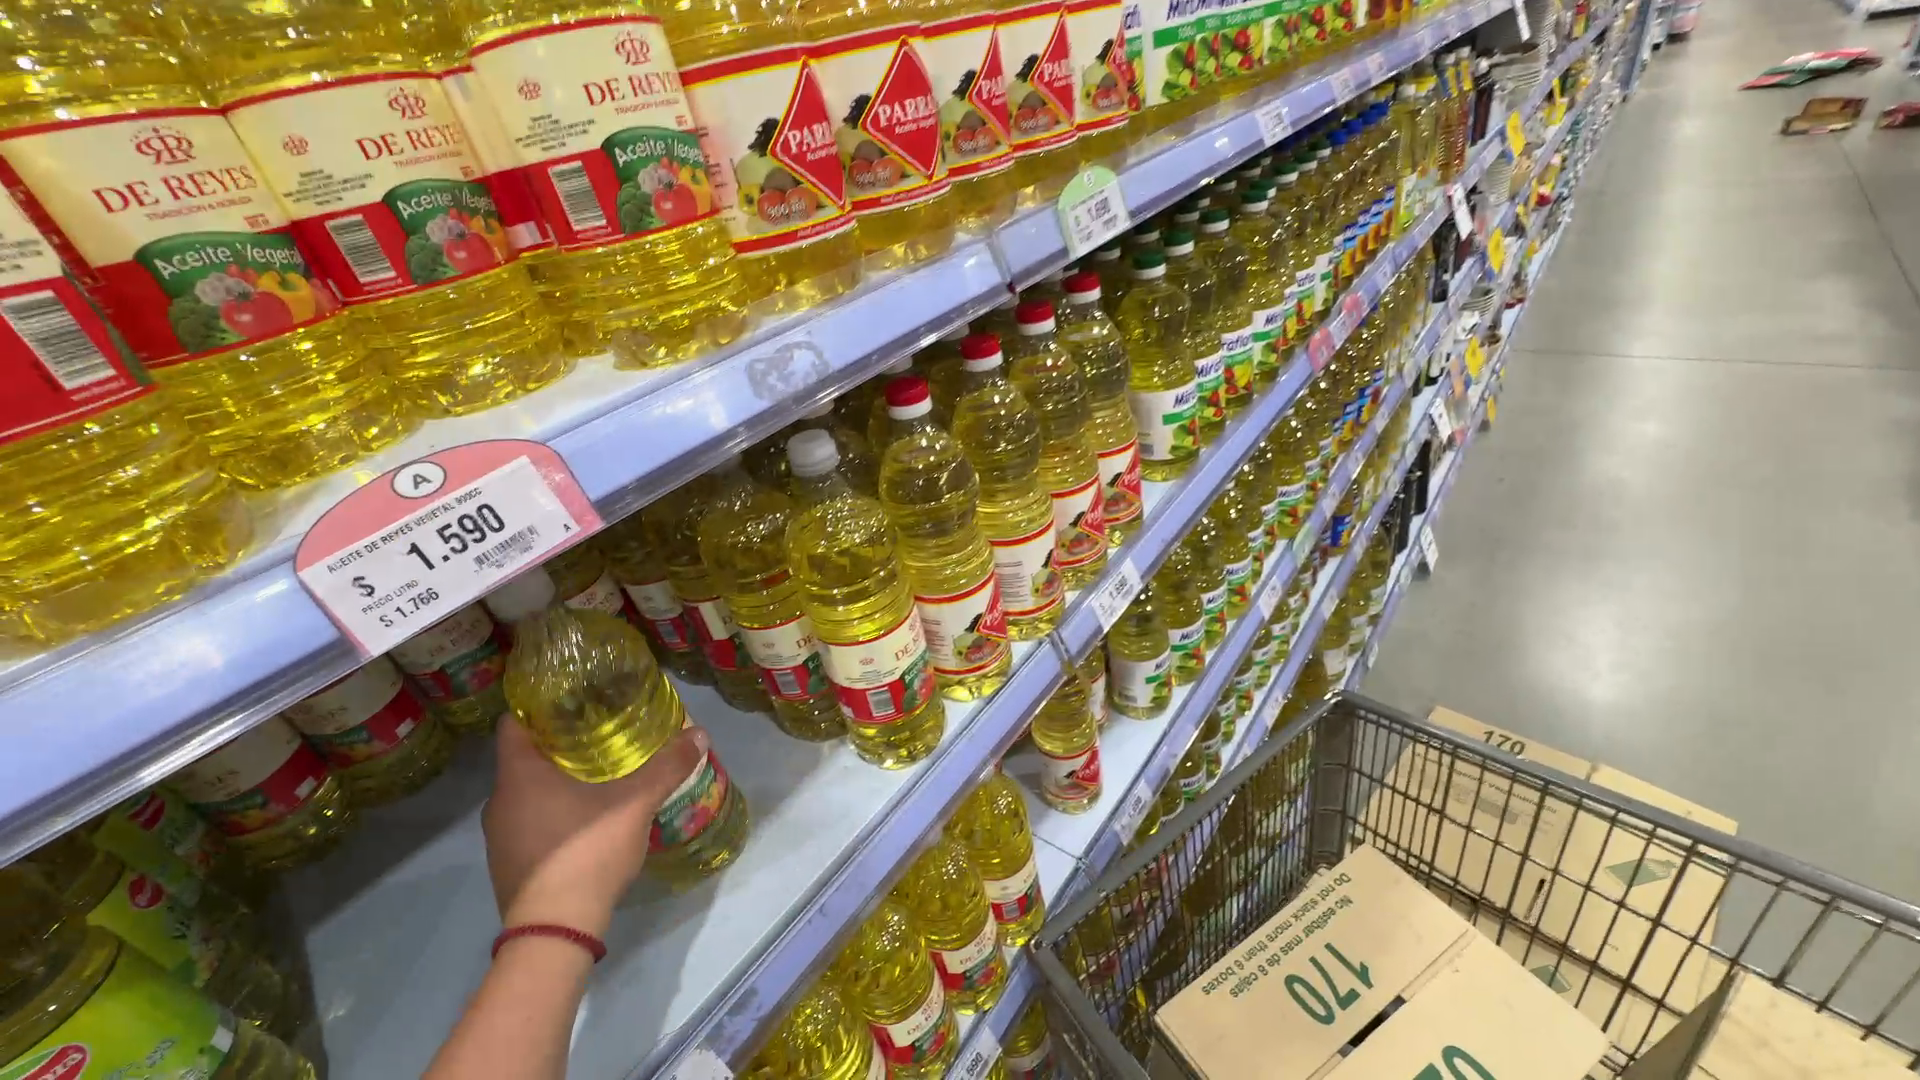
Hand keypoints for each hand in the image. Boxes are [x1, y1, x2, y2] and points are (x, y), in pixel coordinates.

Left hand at [482, 720, 708, 936]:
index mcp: (519, 775)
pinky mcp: (508, 863)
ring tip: (598, 774)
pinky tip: (585, 818)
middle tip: (599, 735)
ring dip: (555, 782)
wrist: (555, 931)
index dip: (541, 708)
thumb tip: (699, 733)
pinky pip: (527, 822)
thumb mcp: (635, 804)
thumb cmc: (586, 852)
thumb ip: (666, 766)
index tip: (574, 702)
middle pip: (524, 758)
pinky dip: (552, 812)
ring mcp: (498, 836)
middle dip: (559, 745)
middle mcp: (499, 801)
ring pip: (526, 792)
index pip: (515, 723)